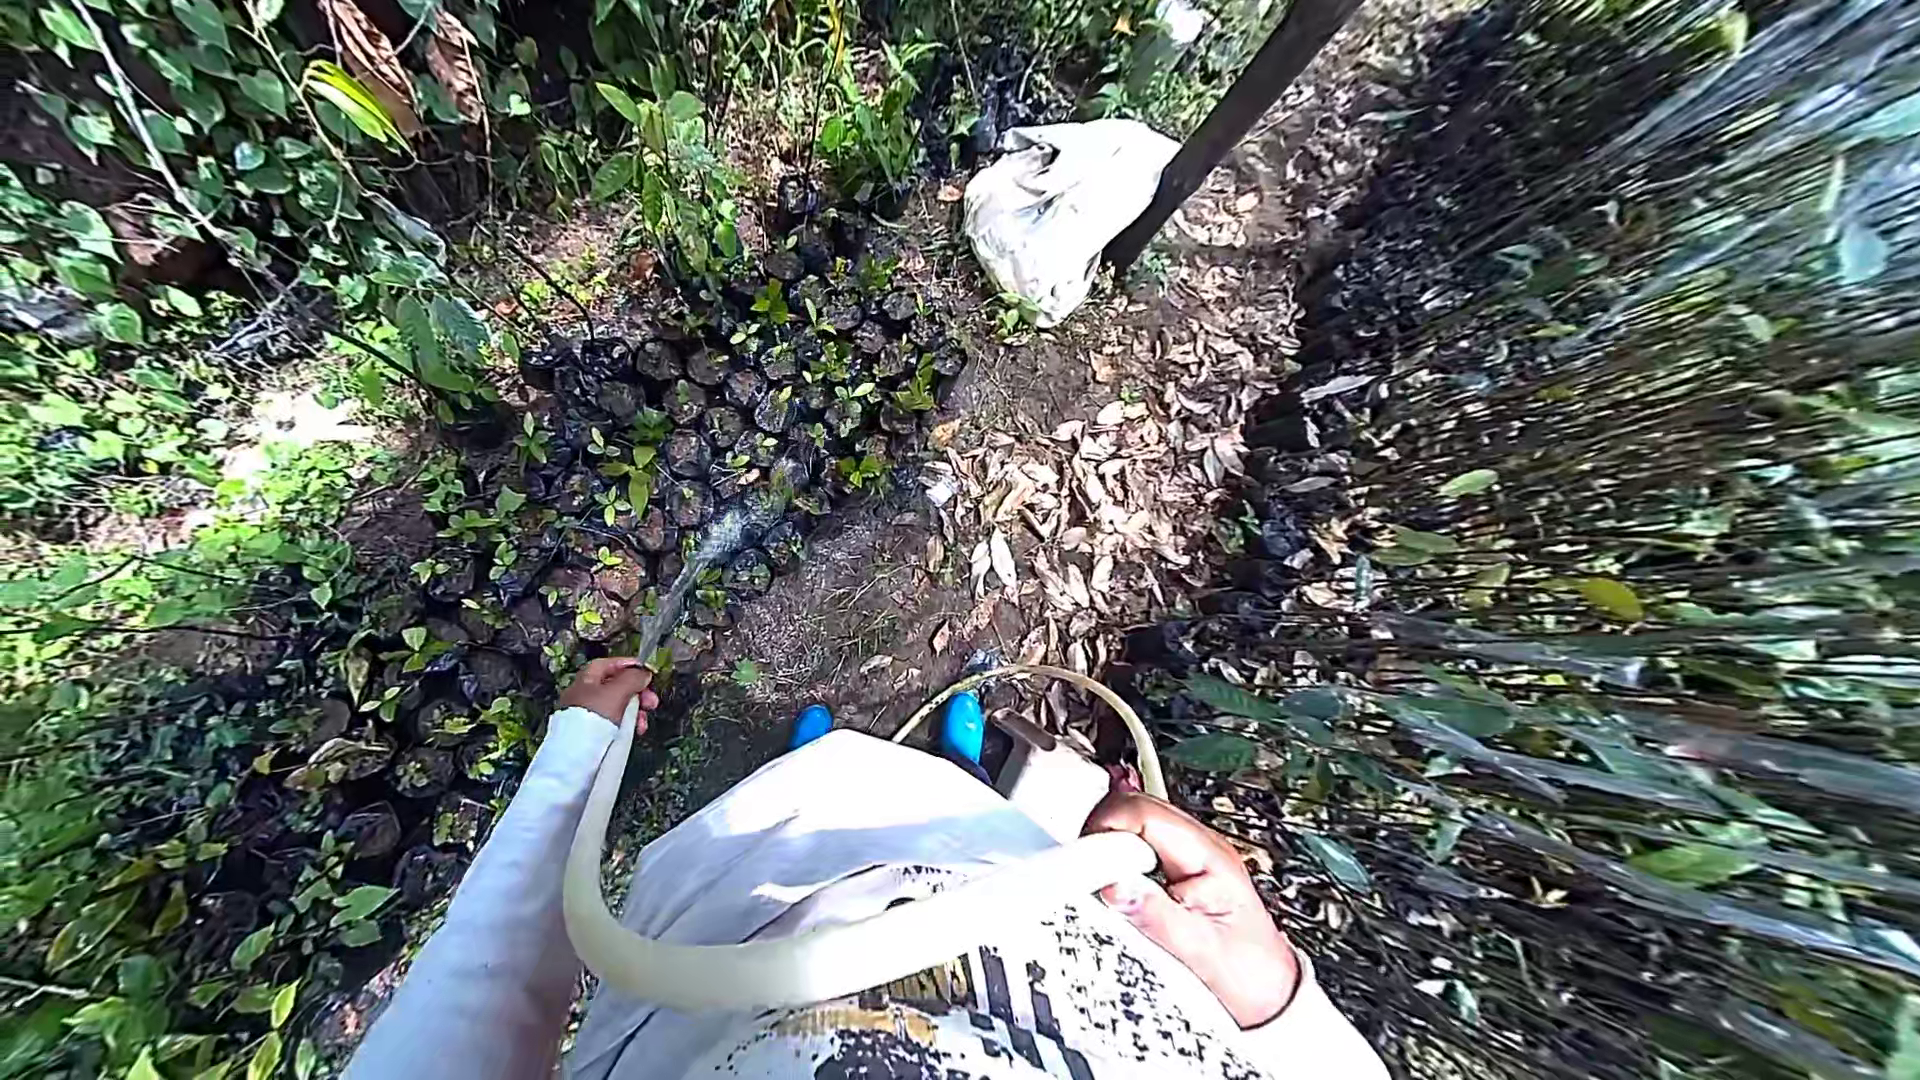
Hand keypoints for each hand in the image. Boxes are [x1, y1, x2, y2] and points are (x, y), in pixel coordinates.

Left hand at [559, 657, 658, 730]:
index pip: (608, 664)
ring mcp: (588, 716)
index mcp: (585, 681)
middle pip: (617, 686)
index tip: (645, 672)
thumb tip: (644, 673)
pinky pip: (616, 723)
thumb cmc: (593, 718)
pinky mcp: (594, 733)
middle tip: (651, 700)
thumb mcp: (618, 691)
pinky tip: (636, 729)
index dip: (628, 665)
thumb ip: (633, 677)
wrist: (577, 753)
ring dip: (636, 710)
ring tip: (643, 720)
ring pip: (619, 706)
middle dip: (638, 692)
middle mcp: (584, 696)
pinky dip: (628, 724)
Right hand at [1082, 790, 1300, 1027]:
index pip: (1144, 813)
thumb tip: (1114, 884)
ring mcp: (1187, 850)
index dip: (1107, 829)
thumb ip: (1155, 916)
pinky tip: (1117, 883)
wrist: (1271, 999)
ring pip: (1132, 819)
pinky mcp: (1175, 863)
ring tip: (1104, 883)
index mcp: (1209, 855)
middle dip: (1103, 832)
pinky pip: (1136, 840)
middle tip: (1088, 872)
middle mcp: (1198, 844)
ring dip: (1109, 844)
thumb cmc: (1249, 980)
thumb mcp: (1200, 954)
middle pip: (1134, 806)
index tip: (1085, 861)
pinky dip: (1117, 856)